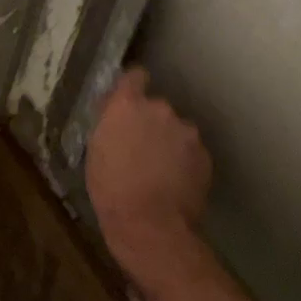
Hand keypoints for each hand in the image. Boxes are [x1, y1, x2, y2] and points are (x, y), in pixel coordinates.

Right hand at [86, 67, 210, 254]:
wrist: (150, 225)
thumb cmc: (110, 188)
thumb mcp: (96, 149)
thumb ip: (109, 123)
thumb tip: (115, 112)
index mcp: (127, 105)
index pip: (135, 76)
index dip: (133, 85)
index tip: (129, 98)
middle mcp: (160, 110)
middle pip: (157, 106)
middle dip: (150, 121)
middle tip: (140, 146)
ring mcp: (186, 132)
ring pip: (176, 129)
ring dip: (169, 140)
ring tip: (160, 167)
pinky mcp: (204, 154)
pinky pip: (191, 150)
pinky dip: (183, 160)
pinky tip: (174, 180)